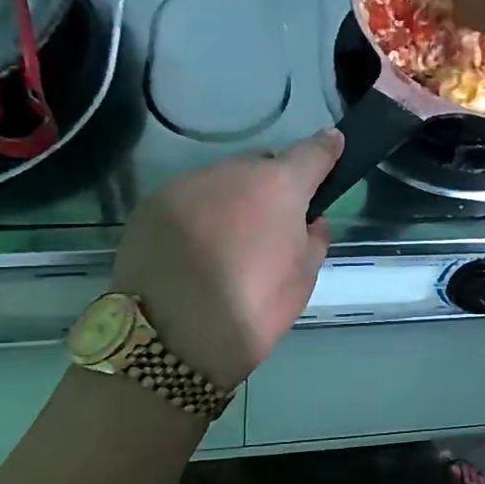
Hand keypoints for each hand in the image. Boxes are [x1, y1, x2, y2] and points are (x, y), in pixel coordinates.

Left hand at [109, 129, 343, 388]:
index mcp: (277, 187)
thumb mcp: (303, 279)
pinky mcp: (151, 205)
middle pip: (261, 168)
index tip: (333, 145)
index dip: (326, 149)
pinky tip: (192, 252)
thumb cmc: (252, 309)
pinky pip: (187, 201)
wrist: (169, 338)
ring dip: (231, 201)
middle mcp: (231, 173)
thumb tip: (309, 220)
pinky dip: (197, 216)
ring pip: (221, 183)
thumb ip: (313, 238)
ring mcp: (186, 185)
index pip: (311, 153)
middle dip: (271, 187)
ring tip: (225, 245)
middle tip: (270, 227)